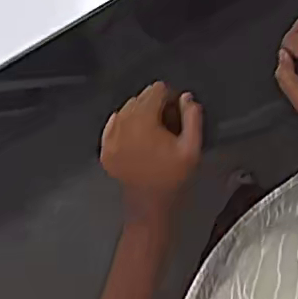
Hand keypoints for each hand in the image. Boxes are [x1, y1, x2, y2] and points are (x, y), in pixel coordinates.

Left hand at [100, 82, 202, 223]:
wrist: (149, 207)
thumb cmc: (174, 177)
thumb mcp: (192, 147)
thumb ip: (193, 117)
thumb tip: (186, 97)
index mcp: (143, 123)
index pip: (156, 90)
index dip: (171, 97)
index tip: (178, 113)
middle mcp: (122, 126)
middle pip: (140, 97)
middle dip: (156, 104)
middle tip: (169, 124)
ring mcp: (110, 139)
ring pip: (127, 108)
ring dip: (141, 113)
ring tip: (155, 131)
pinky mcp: (104, 150)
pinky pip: (114, 123)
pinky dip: (126, 124)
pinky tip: (138, 136)